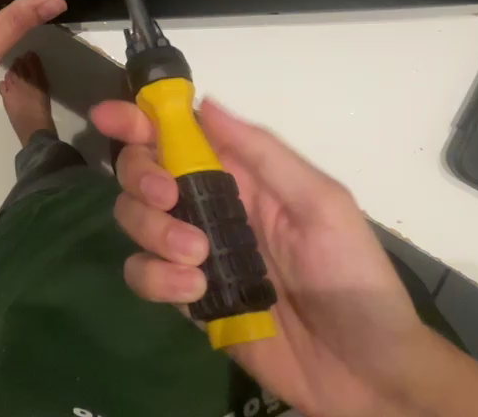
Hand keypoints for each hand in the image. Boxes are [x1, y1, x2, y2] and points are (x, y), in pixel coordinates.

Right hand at [92, 98, 434, 416]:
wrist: (369, 376)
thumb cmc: (355, 278)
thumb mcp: (323, 203)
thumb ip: (263, 153)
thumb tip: (205, 102)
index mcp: (240, 174)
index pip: (178, 133)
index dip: (139, 118)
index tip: (108, 117)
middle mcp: (209, 205)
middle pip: (142, 170)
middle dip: (141, 175)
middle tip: (167, 196)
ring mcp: (194, 252)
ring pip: (135, 218)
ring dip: (151, 228)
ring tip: (196, 256)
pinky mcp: (188, 298)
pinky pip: (144, 274)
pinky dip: (156, 277)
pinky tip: (194, 290)